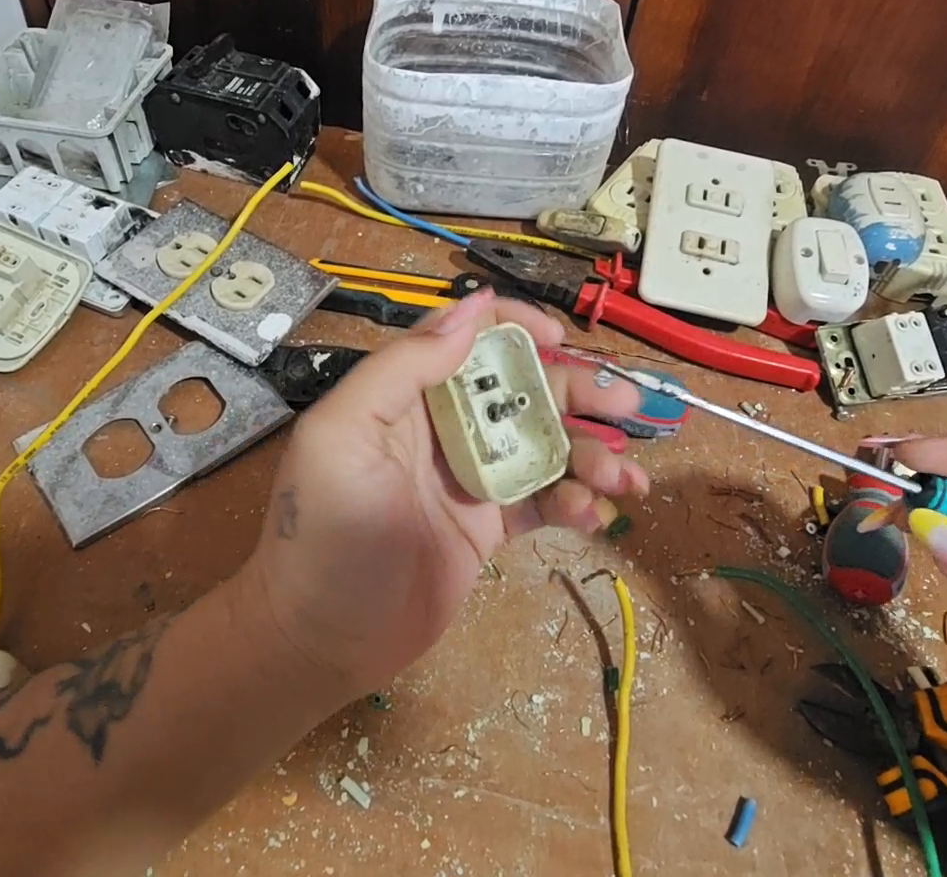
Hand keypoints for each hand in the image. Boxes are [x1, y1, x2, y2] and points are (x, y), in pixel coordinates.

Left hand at [242, 290, 649, 692]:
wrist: (323, 640)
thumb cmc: (325, 532)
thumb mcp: (343, 434)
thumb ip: (403, 368)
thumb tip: (471, 307)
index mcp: (406, 396)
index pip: (466, 341)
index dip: (514, 328)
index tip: (560, 338)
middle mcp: (443, 428)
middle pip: (520, 391)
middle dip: (575, 392)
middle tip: (623, 405)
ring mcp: (470, 478)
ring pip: (543, 447)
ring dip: (590, 453)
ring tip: (623, 478)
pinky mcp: (488, 527)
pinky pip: (542, 501)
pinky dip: (576, 501)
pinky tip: (596, 514)